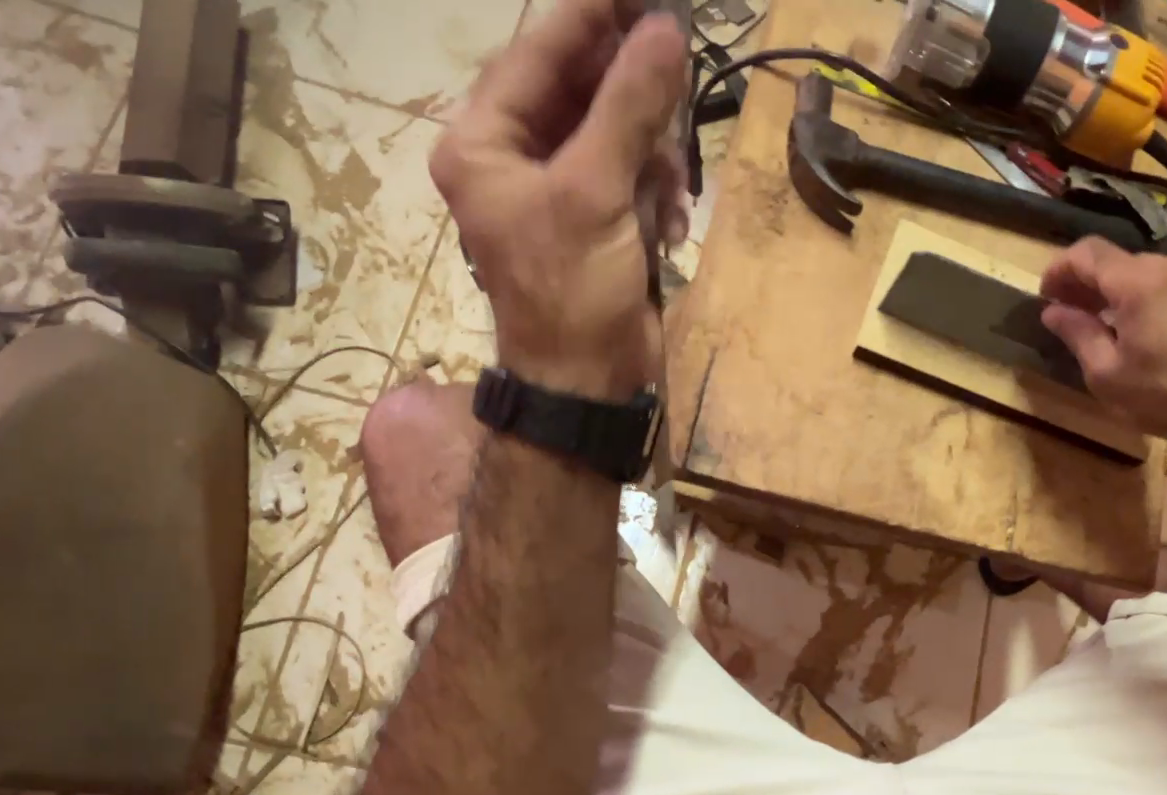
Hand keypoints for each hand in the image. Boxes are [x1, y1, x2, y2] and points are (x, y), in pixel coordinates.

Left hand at [429, 0, 688, 398]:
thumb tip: (665, 29)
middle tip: (682, 75)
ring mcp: (559, 187)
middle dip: (636, 96)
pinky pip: (634, 172)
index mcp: (484, 142)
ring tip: (671, 190)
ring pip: (618, 129)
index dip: (593, 14)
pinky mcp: (597, 216)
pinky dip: (658, 191)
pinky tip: (669, 224)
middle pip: (582, 86)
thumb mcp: (596, 194)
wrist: (589, 385)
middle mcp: (515, 156)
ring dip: (655, 155)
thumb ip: (628, 106)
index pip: (538, 51)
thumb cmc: (573, 293)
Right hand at [1039, 238, 1166, 459]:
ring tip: (1108, 325)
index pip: (1087, 253)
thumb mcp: (1106, 373)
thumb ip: (1077, 333)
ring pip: (1147, 272)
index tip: (1046, 295)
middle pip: (1118, 262)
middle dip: (1089, 283)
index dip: (1059, 268)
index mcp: (1138, 282)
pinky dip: (1149, 297)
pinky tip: (1146, 330)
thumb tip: (1053, 311)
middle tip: (1071, 314)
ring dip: (1120, 292)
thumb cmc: (1164, 396)